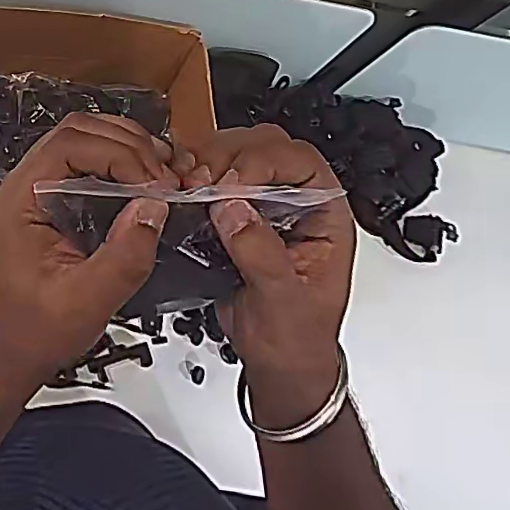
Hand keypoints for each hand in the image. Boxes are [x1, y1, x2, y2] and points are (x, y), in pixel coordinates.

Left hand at [0, 113, 172, 385]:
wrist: (26, 341)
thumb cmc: (43, 326)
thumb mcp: (87, 303)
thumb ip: (121, 259)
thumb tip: (154, 208)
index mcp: (21, 199)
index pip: (69, 145)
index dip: (117, 155)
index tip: (152, 183)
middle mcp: (29, 180)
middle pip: (81, 129)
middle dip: (130, 146)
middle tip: (164, 178)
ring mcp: (45, 180)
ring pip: (91, 132)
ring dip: (132, 145)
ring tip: (163, 173)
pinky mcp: (64, 187)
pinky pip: (97, 150)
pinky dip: (130, 154)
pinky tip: (152, 175)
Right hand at [186, 126, 354, 429]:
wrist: (277, 364)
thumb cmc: (296, 340)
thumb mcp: (285, 304)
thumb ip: (263, 256)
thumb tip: (233, 209)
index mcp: (324, 214)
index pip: (300, 162)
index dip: (265, 163)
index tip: (232, 184)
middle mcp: (296, 199)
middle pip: (267, 146)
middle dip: (232, 156)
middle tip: (204, 182)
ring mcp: (264, 200)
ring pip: (239, 151)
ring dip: (211, 161)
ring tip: (190, 186)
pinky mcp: (235, 208)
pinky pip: (216, 173)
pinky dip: (196, 175)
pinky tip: (184, 189)